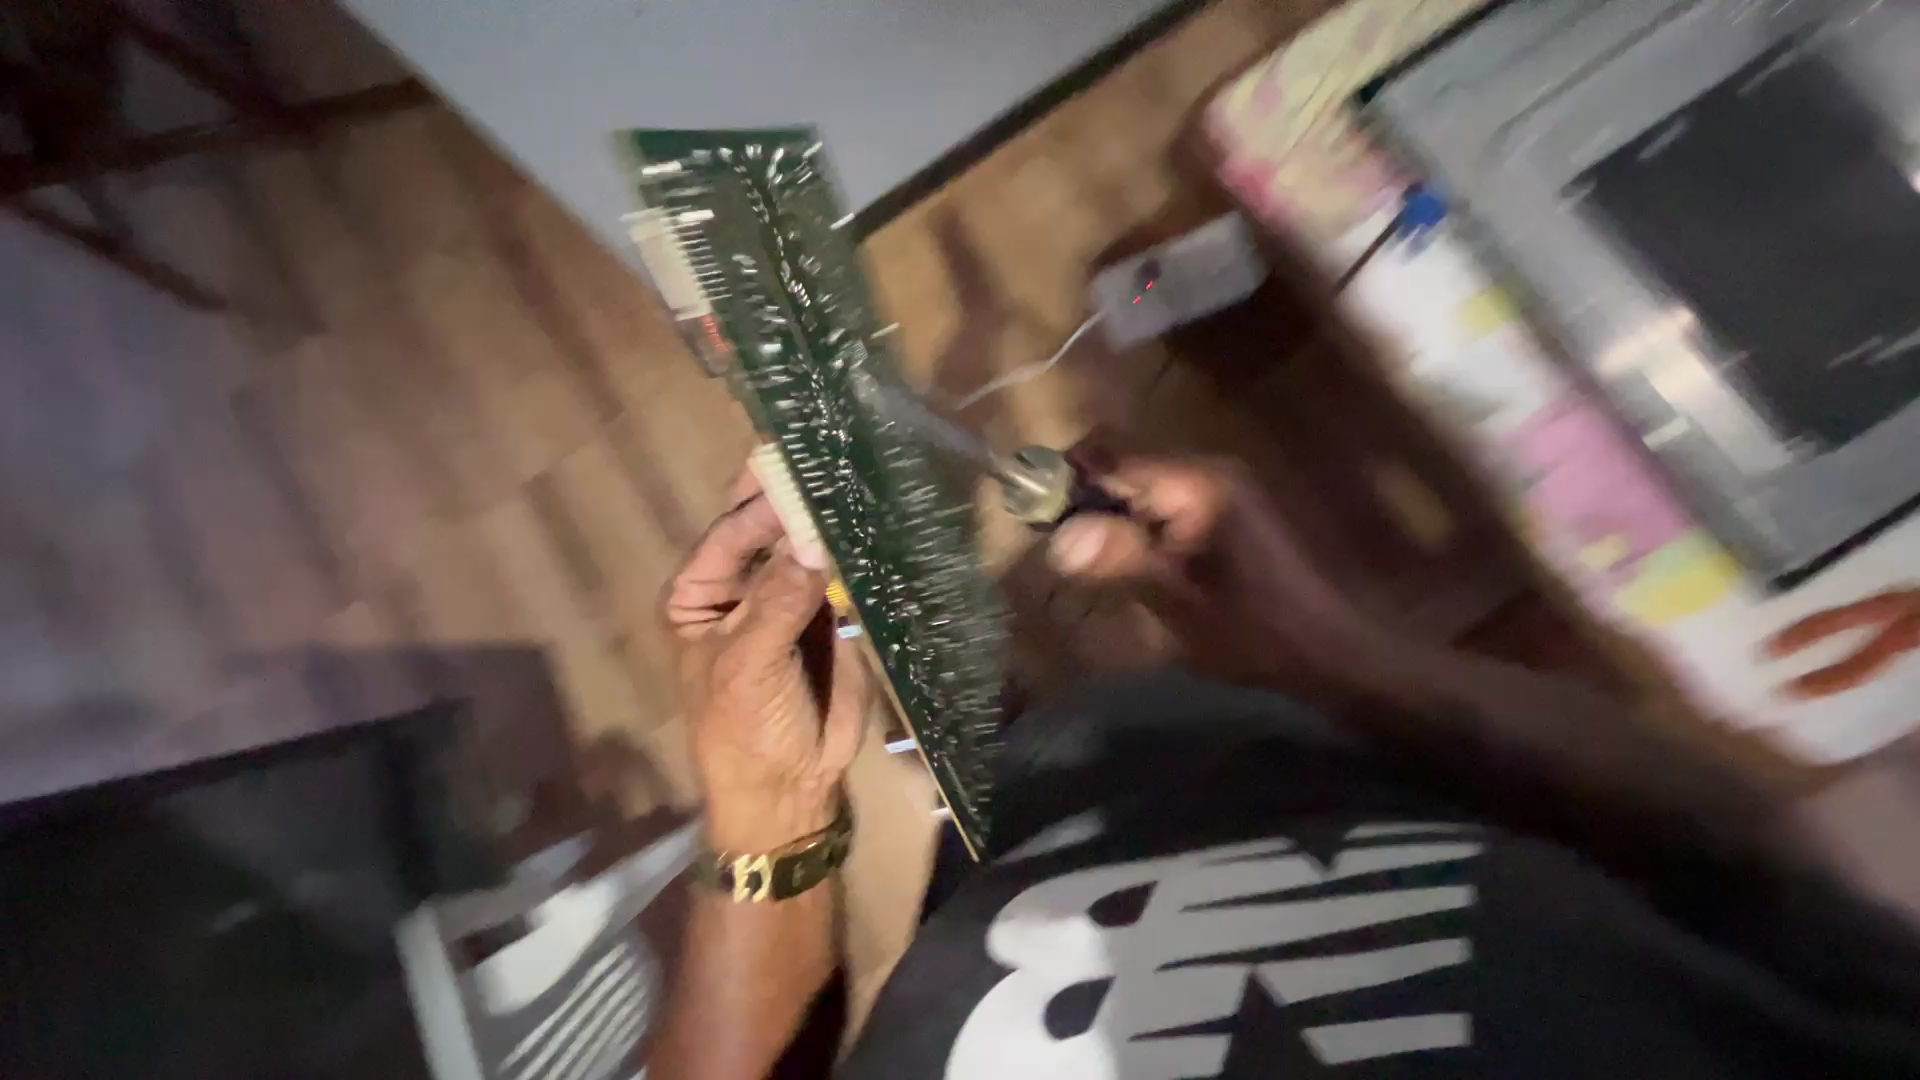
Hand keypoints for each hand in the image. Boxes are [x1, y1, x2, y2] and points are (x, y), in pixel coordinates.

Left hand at [664, 467, 868, 850]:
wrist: (790, 787)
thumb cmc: (743, 728)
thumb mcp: (750, 665)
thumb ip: (780, 600)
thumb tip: (814, 538)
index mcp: (701, 594)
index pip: (730, 534)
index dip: (762, 504)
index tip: (801, 468)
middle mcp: (743, 587)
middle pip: (766, 530)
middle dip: (792, 496)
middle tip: (827, 448)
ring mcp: (790, 599)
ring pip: (809, 548)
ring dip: (830, 519)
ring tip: (861, 473)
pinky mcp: (831, 616)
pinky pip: (841, 576)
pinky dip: (857, 553)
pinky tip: (878, 522)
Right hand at [1045, 457, 1401, 698]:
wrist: (1331, 648)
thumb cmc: (1255, 629)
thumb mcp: (1179, 600)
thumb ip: (1121, 561)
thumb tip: (1057, 538)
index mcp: (1195, 482)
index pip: (1109, 452)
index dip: (1064, 476)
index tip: (1034, 515)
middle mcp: (1204, 468)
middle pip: (1120, 457)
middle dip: (1081, 493)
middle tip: (1058, 544)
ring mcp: (1215, 485)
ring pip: (1135, 478)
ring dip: (1104, 508)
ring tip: (1087, 558)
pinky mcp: (1220, 506)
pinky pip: (1157, 497)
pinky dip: (1130, 519)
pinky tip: (1127, 560)